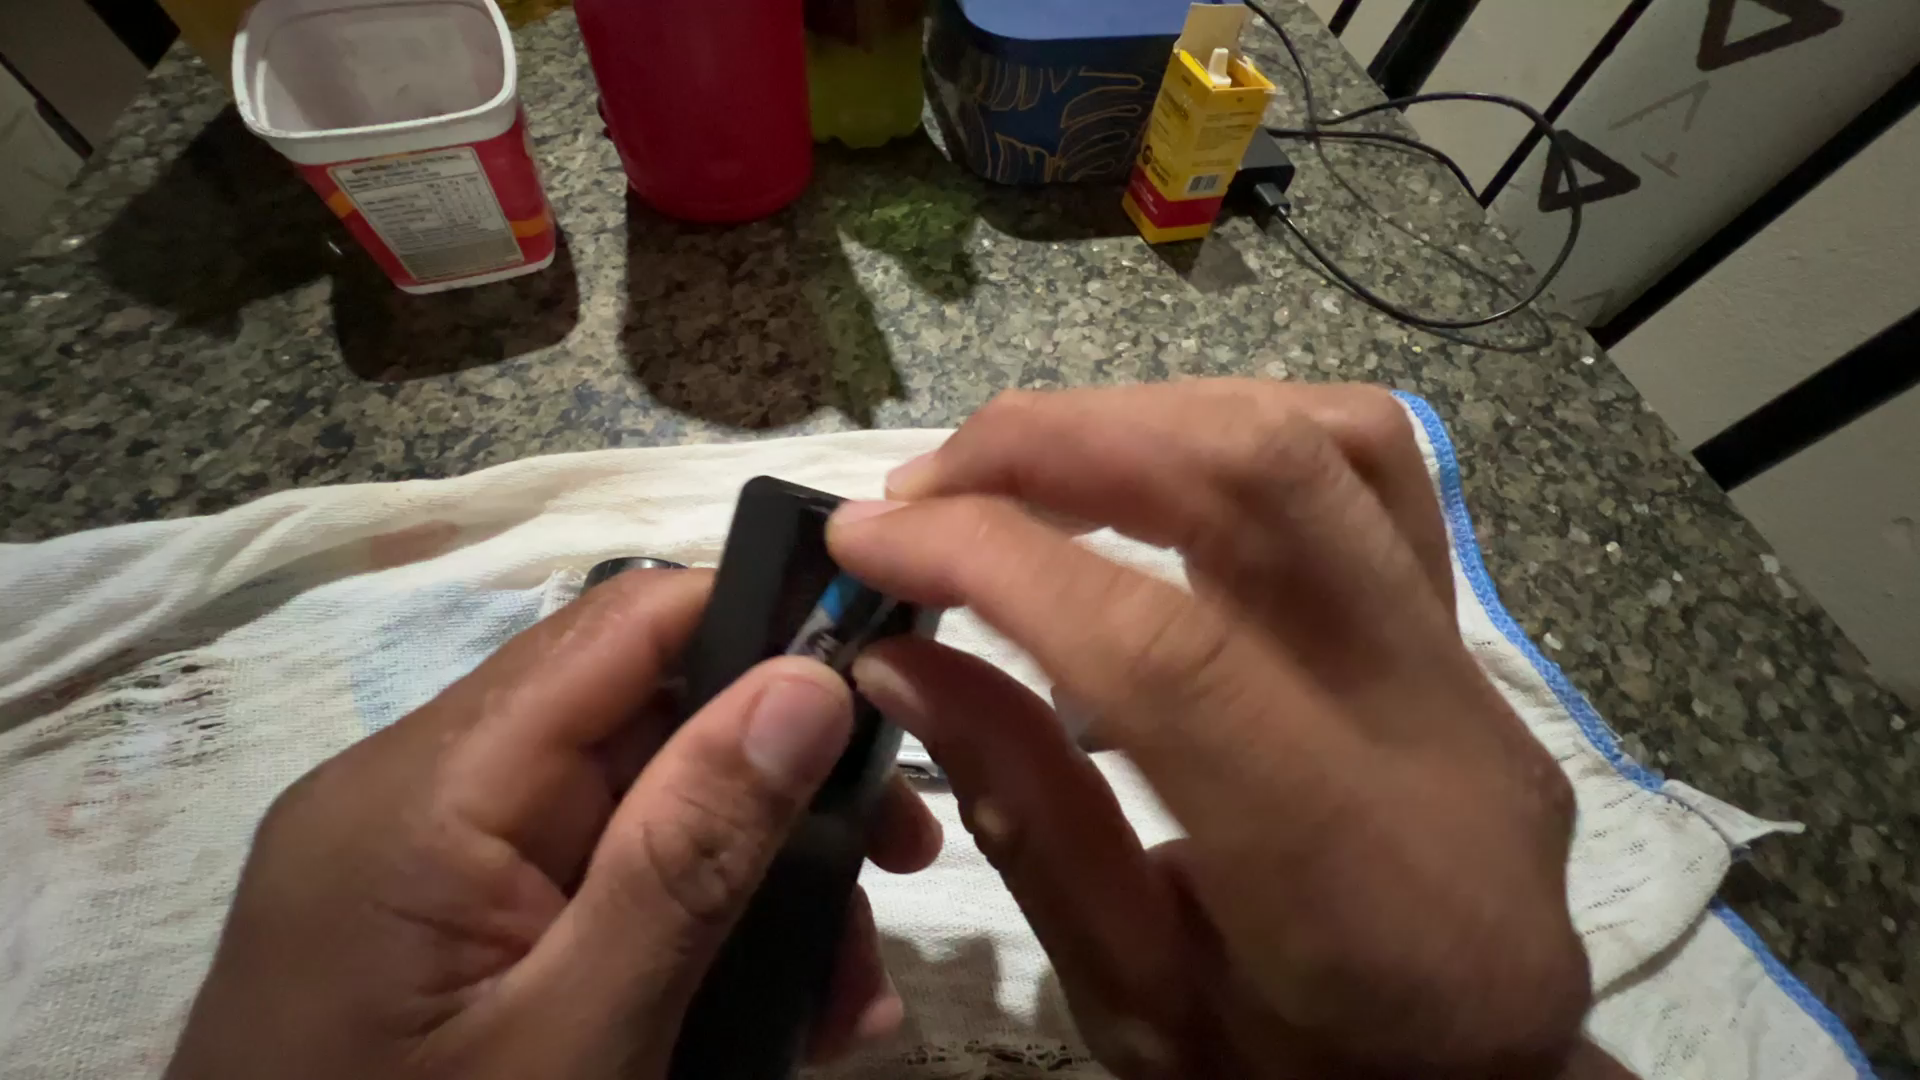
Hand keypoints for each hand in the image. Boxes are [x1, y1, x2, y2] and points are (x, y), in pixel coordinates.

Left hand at [164, 569, 940, 1079]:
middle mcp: (434, 790)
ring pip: (661, 795)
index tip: (876, 675)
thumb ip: (693, 851)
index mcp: (430, 792)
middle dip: (788, 777)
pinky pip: (625, 864)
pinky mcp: (479, 907)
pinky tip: (792, 1002)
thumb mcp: (585, 1041)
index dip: (757, 618)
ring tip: (851, 978)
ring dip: (769, 865)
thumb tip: (809, 682)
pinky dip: (715, 912)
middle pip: (658, 713)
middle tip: (900, 848)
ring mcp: (454, 852)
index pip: (625, 623)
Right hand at [828, 381, 1609, 1079]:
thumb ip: (1018, 806)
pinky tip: (1136, 465)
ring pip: (1315, 438)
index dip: (993, 560)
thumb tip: (900, 655)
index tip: (873, 536)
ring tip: (1016, 467)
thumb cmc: (1290, 1066)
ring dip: (1132, 418)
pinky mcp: (1460, 621)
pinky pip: (1365, 455)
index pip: (1154, 647)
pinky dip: (1221, 423)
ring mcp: (1464, 656)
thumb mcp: (1127, 989)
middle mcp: (1431, 723)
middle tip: (931, 480)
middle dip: (1058, 444)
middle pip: (1254, 484)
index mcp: (1345, 866)